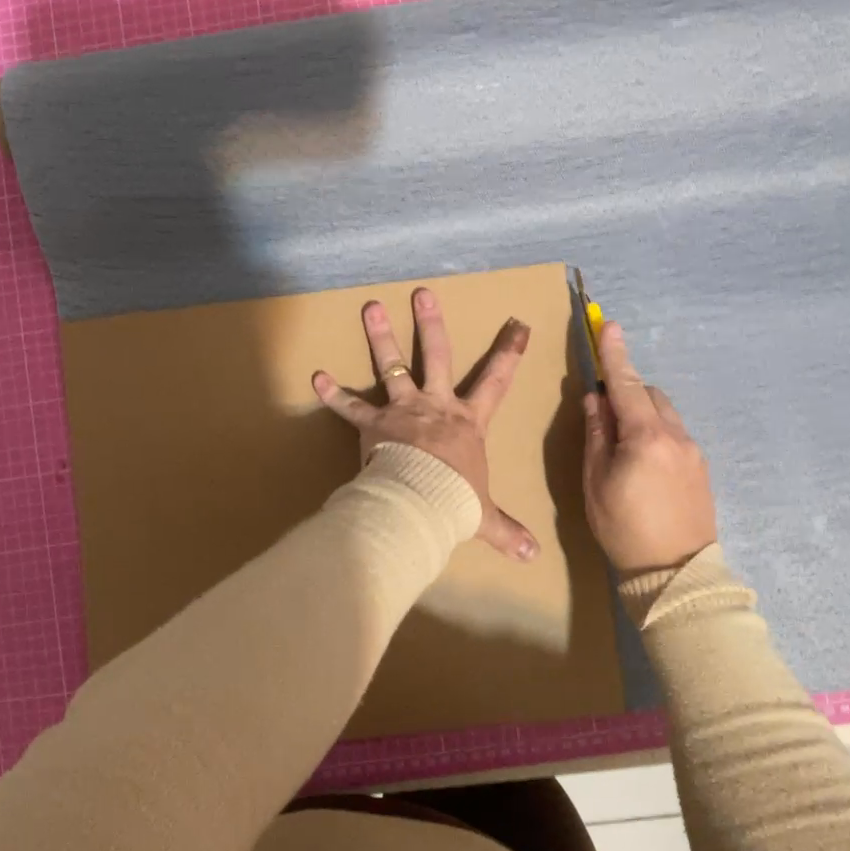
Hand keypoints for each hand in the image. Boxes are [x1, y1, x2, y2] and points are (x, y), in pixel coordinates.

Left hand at [311, 287, 539, 560]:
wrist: (419, 503)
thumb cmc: (453, 502)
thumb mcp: (482, 514)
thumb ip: (506, 531)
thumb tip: (533, 557)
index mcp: (466, 422)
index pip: (496, 381)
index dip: (509, 352)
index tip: (518, 324)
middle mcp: (434, 406)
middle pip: (435, 356)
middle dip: (430, 324)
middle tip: (422, 294)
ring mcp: (402, 410)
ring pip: (392, 365)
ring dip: (380, 336)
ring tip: (371, 307)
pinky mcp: (373, 423)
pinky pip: (349, 406)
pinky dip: (332, 393)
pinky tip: (316, 376)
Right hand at [583, 322, 717, 575]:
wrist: (675, 573)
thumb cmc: (623, 527)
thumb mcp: (595, 480)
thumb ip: (597, 434)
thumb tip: (596, 399)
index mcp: (646, 436)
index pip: (627, 384)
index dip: (614, 354)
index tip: (609, 325)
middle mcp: (676, 436)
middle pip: (650, 395)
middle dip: (627, 393)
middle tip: (602, 416)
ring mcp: (694, 452)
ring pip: (665, 414)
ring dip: (642, 415)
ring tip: (621, 448)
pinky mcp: (701, 469)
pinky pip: (674, 435)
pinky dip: (655, 434)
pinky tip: (642, 465)